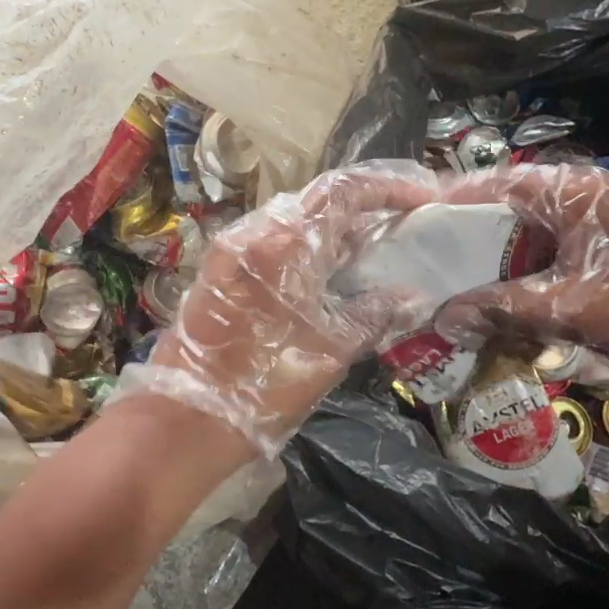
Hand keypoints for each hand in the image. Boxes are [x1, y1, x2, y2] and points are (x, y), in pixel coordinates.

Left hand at [119, 162, 439, 457]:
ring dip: (337, 227)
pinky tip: (334, 271)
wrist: (185, 421)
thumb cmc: (263, 385)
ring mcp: (232, 249)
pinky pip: (275, 242)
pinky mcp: (221, 271)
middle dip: (366, 206)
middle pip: (320, 200)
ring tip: (377, 246)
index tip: (424, 199)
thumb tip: (412, 295)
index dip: (389, 188)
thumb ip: (376, 313)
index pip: (345, 190)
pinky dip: (310, 247)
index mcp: (284, 243)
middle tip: (405, 222)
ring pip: (296, 220)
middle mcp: (255, 232)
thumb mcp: (331, 351)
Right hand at [434, 162, 608, 372]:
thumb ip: (503, 307)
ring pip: (519, 236)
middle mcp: (573, 196)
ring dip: (488, 262)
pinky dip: (515, 276)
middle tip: (422, 264)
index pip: (489, 184)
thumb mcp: (570, 305)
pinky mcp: (593, 248)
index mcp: (567, 191)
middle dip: (462, 239)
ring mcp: (585, 222)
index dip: (446, 204)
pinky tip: (493, 302)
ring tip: (448, 285)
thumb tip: (442, 317)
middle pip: (500, 210)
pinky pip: (540, 255)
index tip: (408, 226)